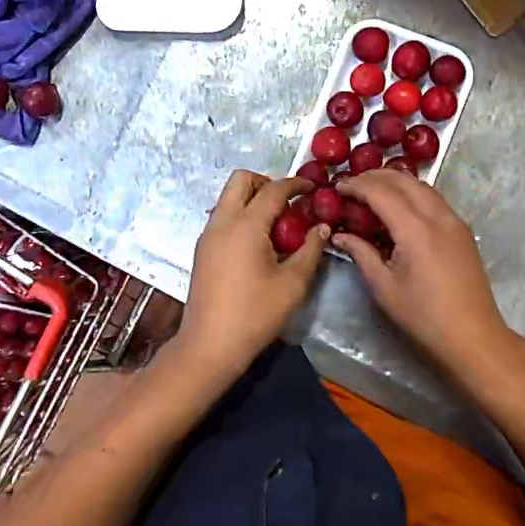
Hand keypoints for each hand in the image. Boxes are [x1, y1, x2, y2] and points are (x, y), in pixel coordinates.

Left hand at [175, 170, 328, 374]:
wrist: (210, 345)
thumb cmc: (255, 315)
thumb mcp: (293, 283)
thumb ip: (310, 249)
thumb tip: (322, 228)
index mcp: (245, 225)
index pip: (273, 190)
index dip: (295, 184)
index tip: (312, 188)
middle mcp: (222, 222)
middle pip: (241, 180)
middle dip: (267, 182)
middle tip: (288, 203)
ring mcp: (208, 235)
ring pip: (228, 197)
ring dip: (252, 199)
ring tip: (277, 225)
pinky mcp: (202, 250)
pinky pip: (222, 217)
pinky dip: (241, 216)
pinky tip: (259, 243)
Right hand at [332, 169, 511, 371]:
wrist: (472, 336)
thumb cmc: (423, 316)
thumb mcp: (384, 287)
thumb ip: (361, 253)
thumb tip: (340, 236)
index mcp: (415, 230)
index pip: (381, 192)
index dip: (356, 186)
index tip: (337, 188)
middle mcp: (438, 216)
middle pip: (403, 180)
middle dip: (374, 177)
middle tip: (352, 186)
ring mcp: (454, 221)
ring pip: (422, 186)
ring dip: (395, 182)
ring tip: (372, 191)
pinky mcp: (462, 230)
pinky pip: (434, 199)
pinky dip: (412, 193)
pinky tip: (399, 206)